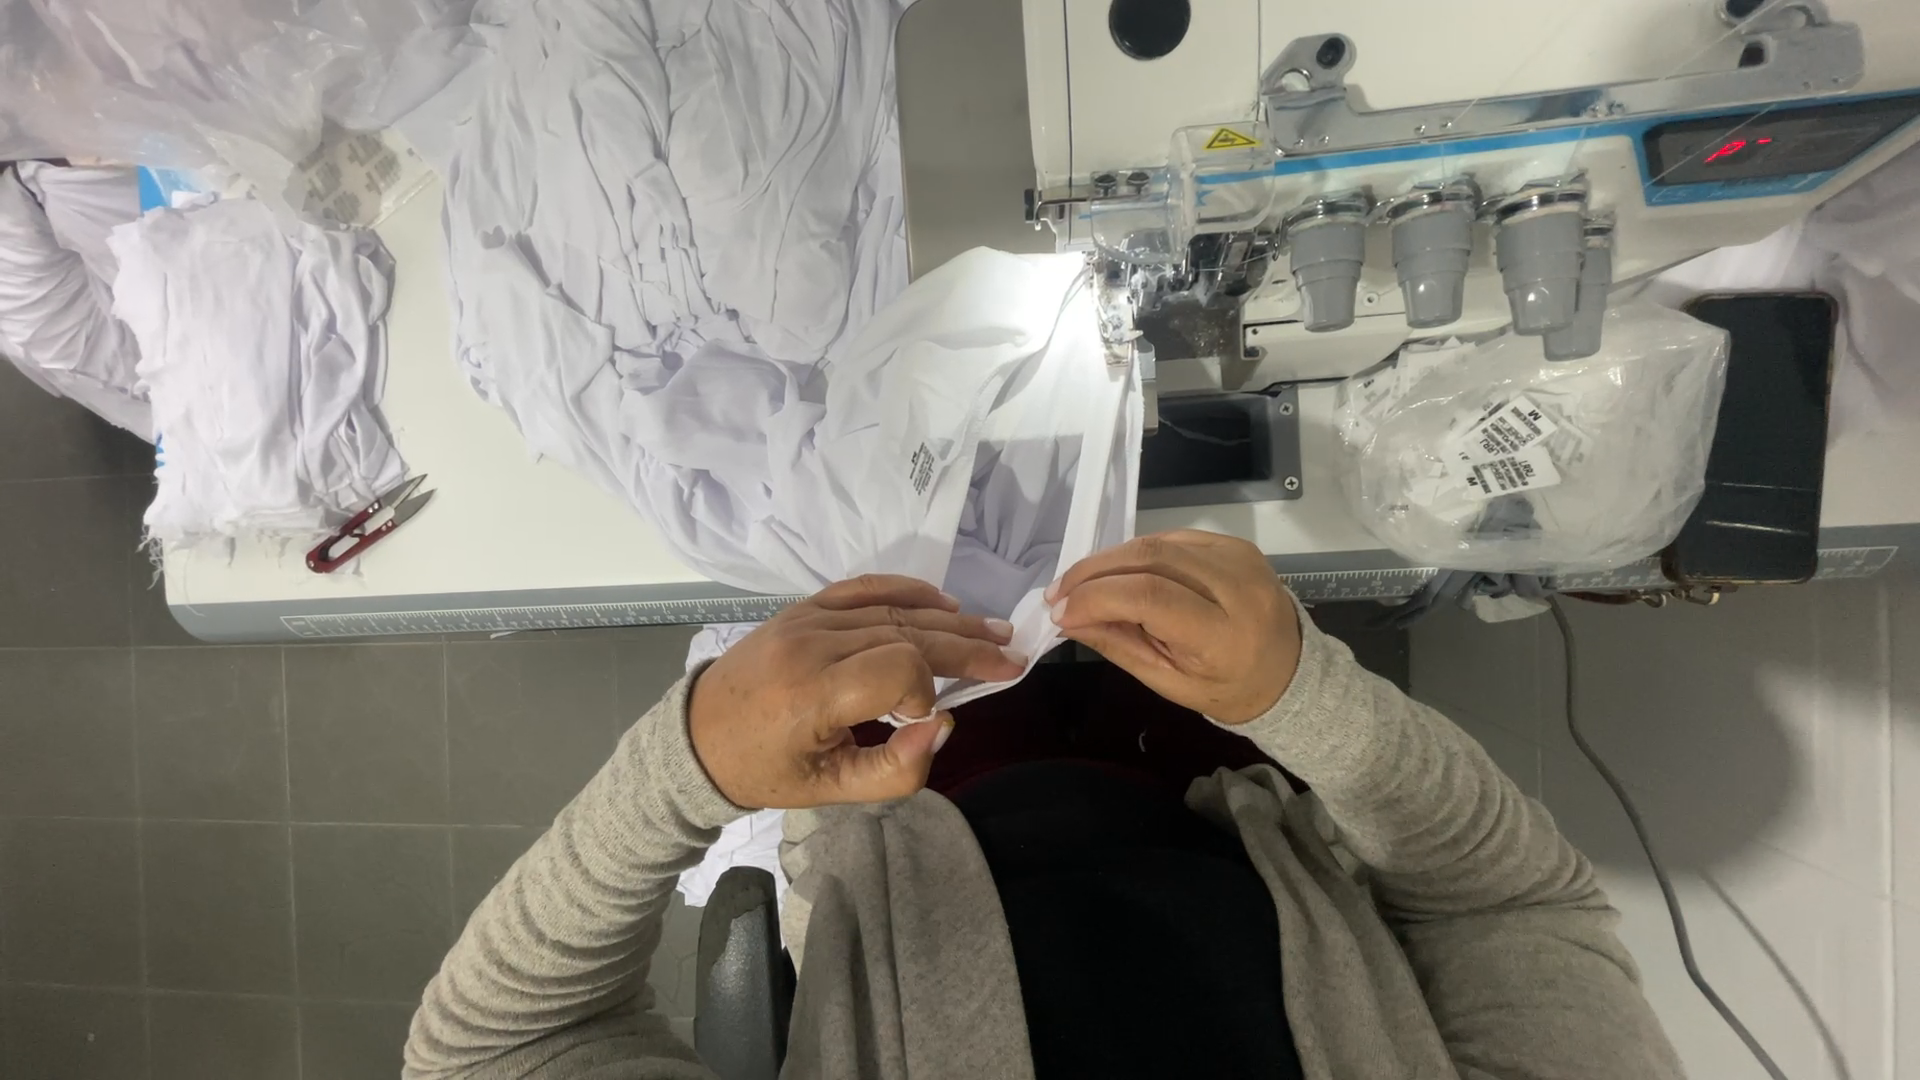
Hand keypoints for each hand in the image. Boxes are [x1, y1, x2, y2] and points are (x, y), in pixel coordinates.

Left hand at [688, 575, 1025, 808]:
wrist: (698, 738)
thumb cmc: (765, 770)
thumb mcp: (829, 792)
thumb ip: (895, 771)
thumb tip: (943, 724)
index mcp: (812, 694)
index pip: (897, 668)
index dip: (925, 692)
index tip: (922, 720)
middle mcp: (812, 644)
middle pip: (907, 632)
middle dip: (966, 647)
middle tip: (1012, 656)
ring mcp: (807, 617)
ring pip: (894, 610)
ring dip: (950, 621)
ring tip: (994, 632)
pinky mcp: (805, 606)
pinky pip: (865, 588)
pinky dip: (909, 591)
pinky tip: (944, 602)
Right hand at [1048, 529, 1300, 723]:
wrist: (1291, 672)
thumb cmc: (1227, 688)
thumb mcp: (1168, 682)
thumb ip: (1118, 644)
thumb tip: (1067, 618)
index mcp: (1224, 633)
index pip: (1149, 596)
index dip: (1097, 597)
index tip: (1060, 612)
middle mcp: (1237, 586)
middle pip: (1149, 558)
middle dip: (1093, 571)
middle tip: (1058, 591)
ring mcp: (1239, 558)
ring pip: (1156, 542)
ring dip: (1108, 559)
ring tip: (1078, 582)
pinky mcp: (1235, 545)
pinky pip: (1172, 539)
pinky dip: (1136, 553)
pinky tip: (1116, 571)